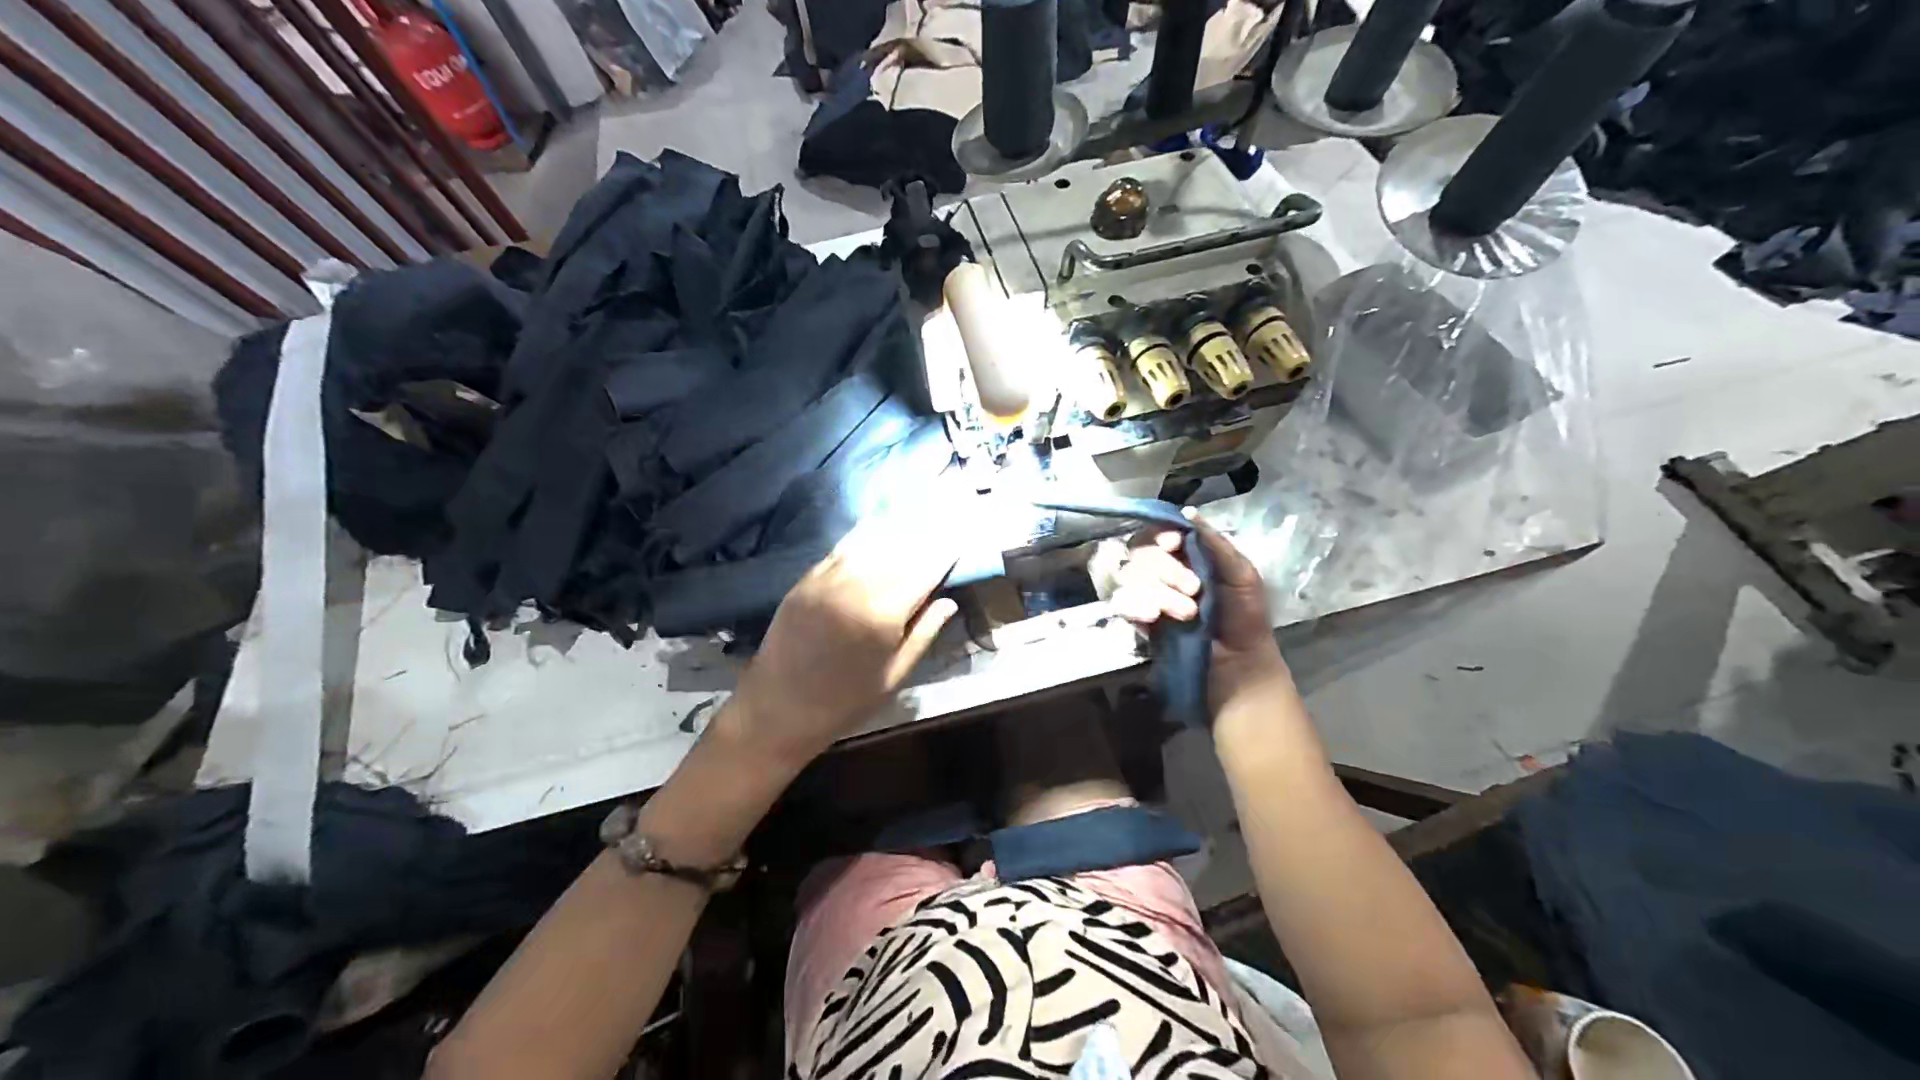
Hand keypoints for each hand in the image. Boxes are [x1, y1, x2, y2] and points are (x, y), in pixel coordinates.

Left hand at [727, 512, 960, 768]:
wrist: (777, 710)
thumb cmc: (844, 703)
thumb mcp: (894, 676)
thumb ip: (923, 634)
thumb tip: (948, 602)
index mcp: (883, 614)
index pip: (923, 571)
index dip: (943, 556)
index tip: (957, 545)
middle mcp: (855, 586)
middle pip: (898, 553)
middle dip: (921, 546)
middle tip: (938, 541)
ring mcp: (826, 580)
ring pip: (869, 546)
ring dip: (893, 541)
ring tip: (910, 539)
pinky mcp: (805, 581)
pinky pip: (840, 552)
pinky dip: (861, 543)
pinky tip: (872, 541)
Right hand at [1109, 512, 1292, 707]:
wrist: (1238, 665)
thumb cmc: (1246, 618)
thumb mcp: (1241, 575)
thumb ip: (1216, 544)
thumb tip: (1188, 512)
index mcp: (1187, 555)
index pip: (1158, 533)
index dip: (1159, 535)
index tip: (1173, 544)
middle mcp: (1163, 571)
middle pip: (1141, 553)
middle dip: (1164, 569)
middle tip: (1193, 590)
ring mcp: (1148, 595)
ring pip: (1130, 577)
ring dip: (1156, 592)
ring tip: (1186, 614)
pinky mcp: (1138, 619)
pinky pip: (1122, 603)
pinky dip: (1135, 606)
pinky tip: (1153, 617)